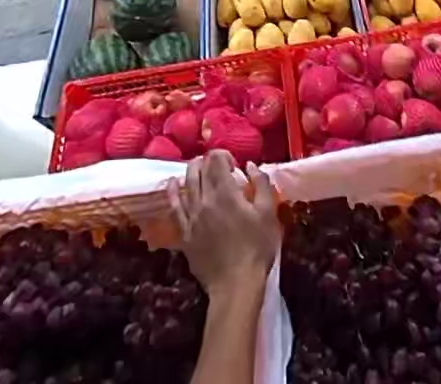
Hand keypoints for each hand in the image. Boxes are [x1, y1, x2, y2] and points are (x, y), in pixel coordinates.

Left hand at [171, 151, 279, 296]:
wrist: (236, 285)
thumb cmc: (257, 247)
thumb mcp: (268, 212)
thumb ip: (261, 184)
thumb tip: (250, 165)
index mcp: (226, 193)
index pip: (216, 160)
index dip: (223, 154)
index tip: (235, 163)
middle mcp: (204, 200)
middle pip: (199, 170)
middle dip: (208, 161)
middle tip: (219, 165)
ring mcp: (191, 218)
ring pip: (186, 185)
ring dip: (192, 171)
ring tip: (198, 166)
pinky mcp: (184, 234)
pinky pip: (175, 208)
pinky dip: (172, 193)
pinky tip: (172, 184)